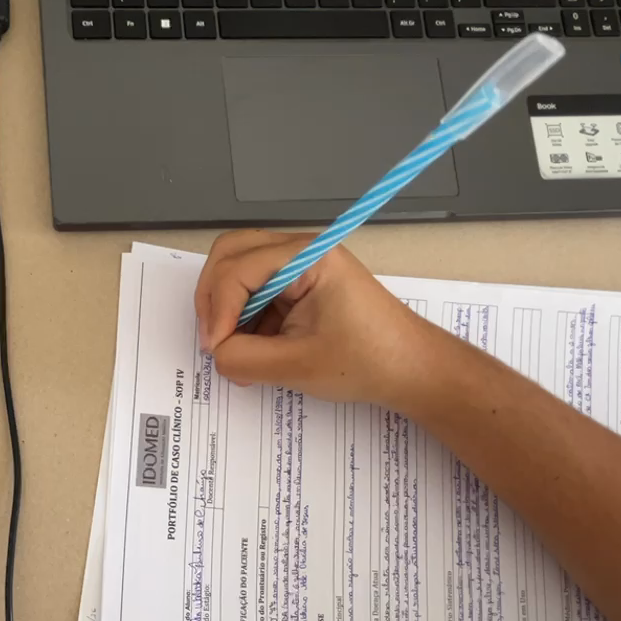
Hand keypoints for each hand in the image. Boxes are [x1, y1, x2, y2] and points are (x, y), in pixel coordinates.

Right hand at [195, 231, 451, 409]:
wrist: (408, 369)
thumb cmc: (366, 361)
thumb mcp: (296, 366)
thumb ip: (242, 358)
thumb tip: (215, 352)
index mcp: (307, 257)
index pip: (237, 270)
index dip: (217, 311)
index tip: (216, 349)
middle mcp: (299, 251)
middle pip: (229, 255)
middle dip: (212, 298)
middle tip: (214, 340)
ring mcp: (297, 266)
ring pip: (236, 272)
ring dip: (226, 310)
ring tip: (236, 349)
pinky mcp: (296, 286)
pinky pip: (252, 293)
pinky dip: (241, 319)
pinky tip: (253, 349)